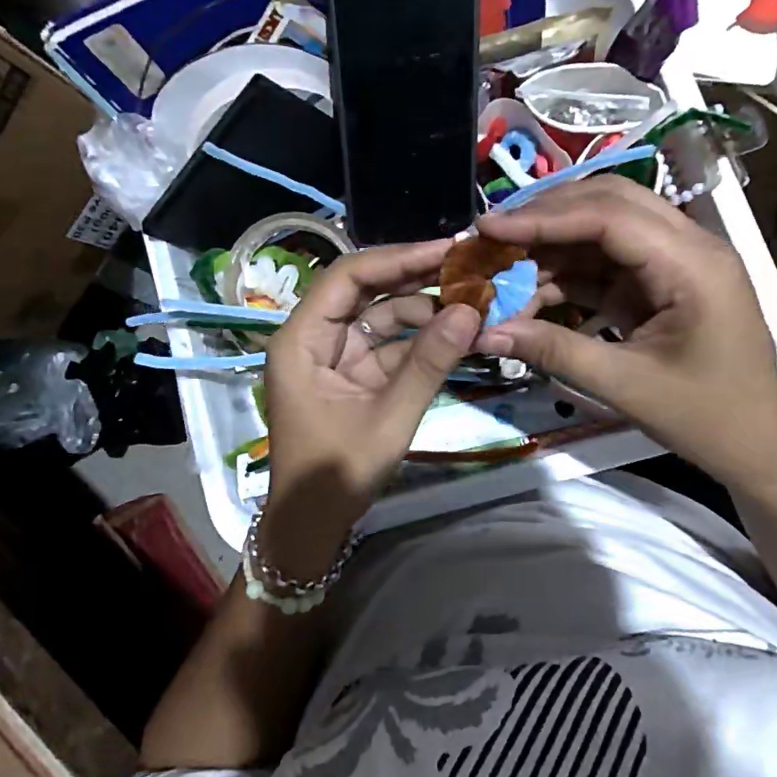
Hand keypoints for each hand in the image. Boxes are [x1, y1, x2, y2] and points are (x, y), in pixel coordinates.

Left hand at [261, 240, 481, 569]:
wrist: (314, 526)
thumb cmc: (337, 473)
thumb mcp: (388, 417)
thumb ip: (429, 364)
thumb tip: (471, 312)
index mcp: (302, 340)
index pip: (349, 278)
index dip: (397, 259)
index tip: (447, 250)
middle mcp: (315, 338)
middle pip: (367, 292)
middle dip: (417, 281)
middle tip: (469, 270)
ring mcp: (336, 357)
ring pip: (383, 317)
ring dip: (426, 312)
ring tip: (474, 305)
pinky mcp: (355, 376)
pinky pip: (390, 346)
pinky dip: (422, 342)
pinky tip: (457, 334)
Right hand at [471, 177, 776, 487]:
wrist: (756, 443)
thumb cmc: (705, 417)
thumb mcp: (625, 385)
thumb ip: (555, 351)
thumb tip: (486, 333)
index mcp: (693, 264)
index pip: (611, 216)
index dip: (546, 217)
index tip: (490, 228)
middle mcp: (690, 246)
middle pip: (610, 204)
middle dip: (547, 217)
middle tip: (492, 237)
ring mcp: (677, 261)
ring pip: (606, 228)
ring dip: (555, 243)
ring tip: (503, 265)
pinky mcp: (664, 281)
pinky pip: (610, 261)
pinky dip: (570, 271)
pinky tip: (533, 289)